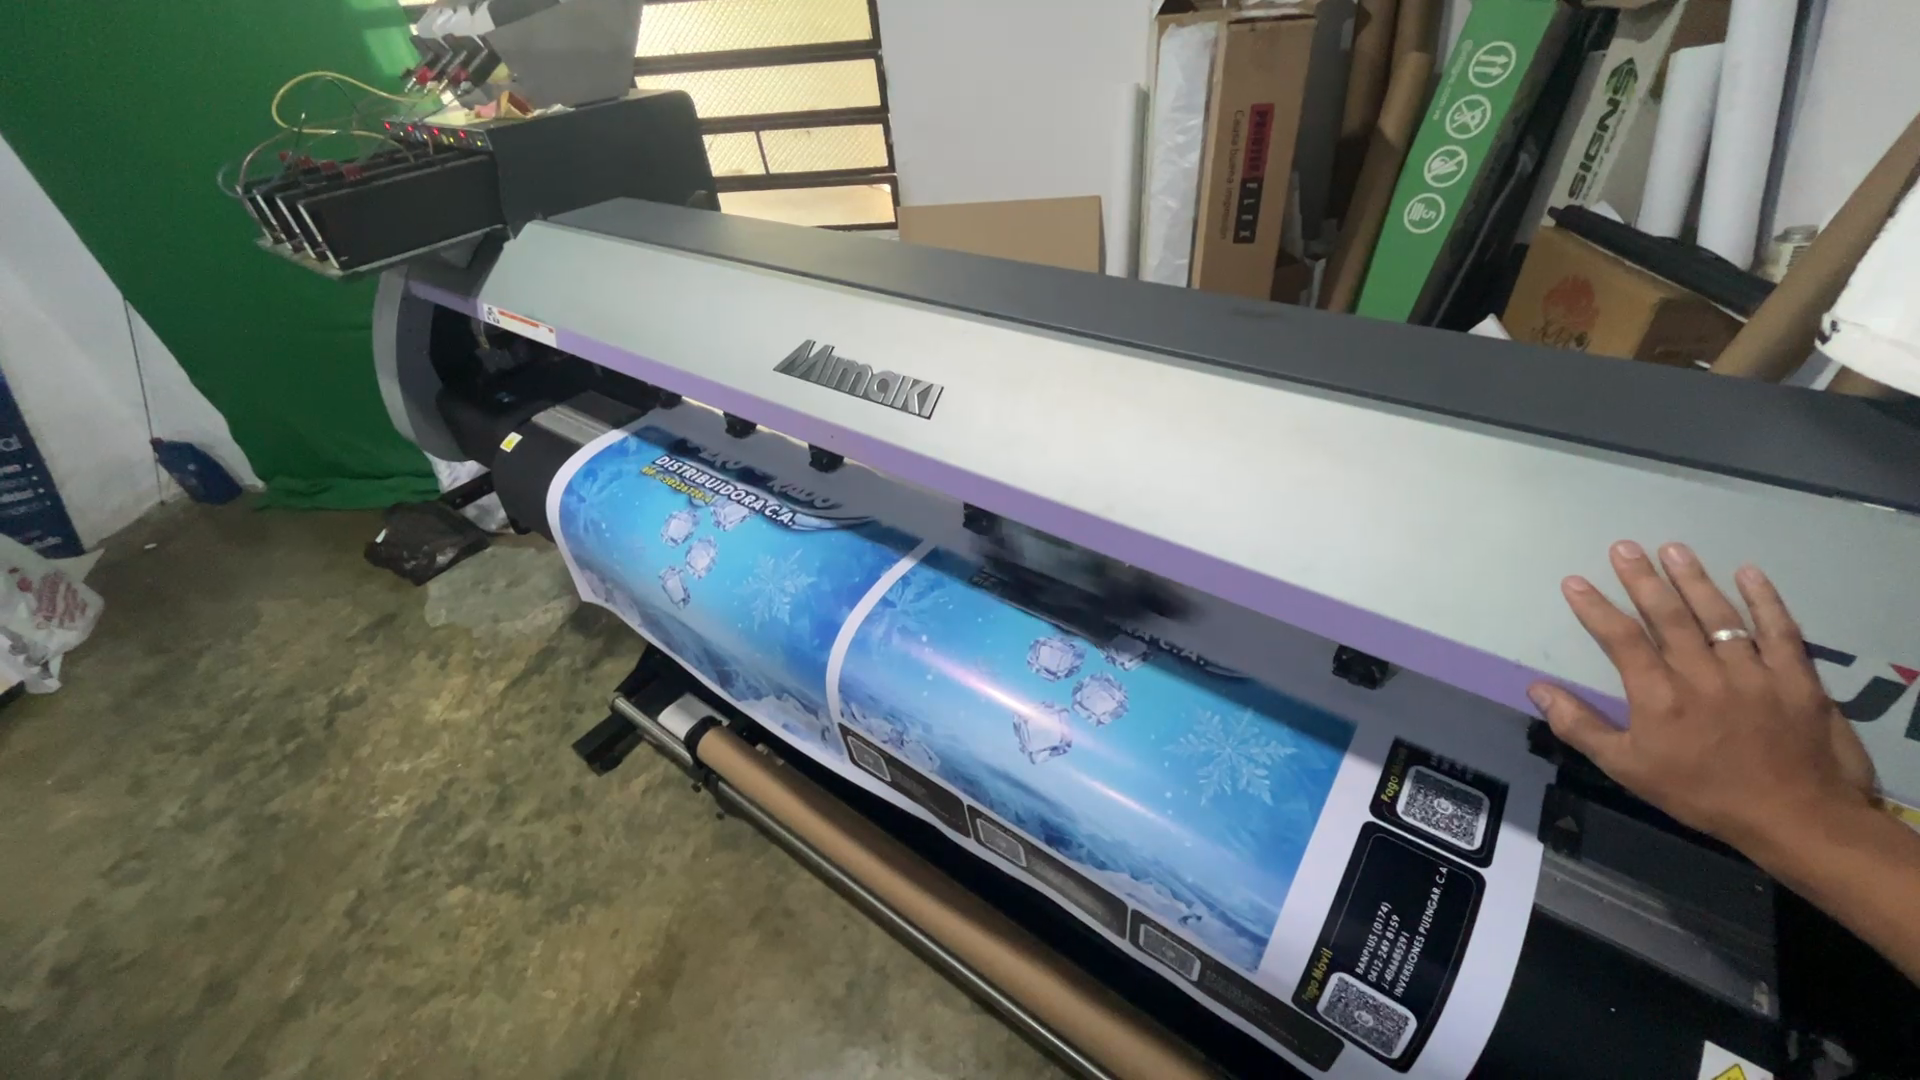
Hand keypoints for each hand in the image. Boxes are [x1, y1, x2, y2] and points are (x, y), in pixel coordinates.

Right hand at [1527, 541, 1875, 846]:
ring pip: (1719, 616)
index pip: (1620, 639)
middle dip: (1642, 579)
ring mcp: (1754, 674)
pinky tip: (1748, 574)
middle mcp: (1703, 675)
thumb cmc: (1701, 793)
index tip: (1575, 581)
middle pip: (1669, 616)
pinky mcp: (1798, 680)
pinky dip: (1765, 600)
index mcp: (1659, 695)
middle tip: (1623, 547)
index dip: (1594, 608)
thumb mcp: (1626, 767)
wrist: (1798, 820)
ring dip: (1693, 579)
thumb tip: (1537, 690)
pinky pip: (1781, 632)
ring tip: (1673, 549)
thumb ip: (1579, 726)